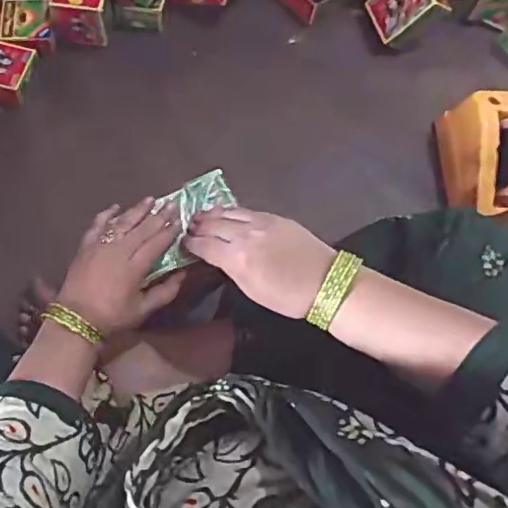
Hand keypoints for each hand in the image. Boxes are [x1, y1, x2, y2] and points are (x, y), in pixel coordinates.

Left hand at [51, 199, 185, 338]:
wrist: (75, 318)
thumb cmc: (112, 316)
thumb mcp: (142, 310)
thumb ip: (165, 292)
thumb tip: (182, 275)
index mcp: (134, 267)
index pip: (157, 242)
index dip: (170, 230)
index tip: (181, 218)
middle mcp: (119, 251)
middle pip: (142, 228)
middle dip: (159, 214)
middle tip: (172, 202)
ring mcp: (100, 246)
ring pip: (122, 222)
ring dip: (136, 210)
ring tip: (150, 200)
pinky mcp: (86, 246)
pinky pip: (98, 225)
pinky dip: (107, 215)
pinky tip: (115, 207)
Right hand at [184, 207, 336, 319]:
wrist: (324, 282)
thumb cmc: (286, 296)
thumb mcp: (251, 290)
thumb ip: (230, 269)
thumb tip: (217, 257)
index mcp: (237, 258)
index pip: (204, 245)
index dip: (190, 244)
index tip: (183, 243)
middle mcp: (245, 235)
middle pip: (213, 225)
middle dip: (198, 226)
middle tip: (188, 227)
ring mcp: (261, 222)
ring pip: (228, 213)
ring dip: (212, 214)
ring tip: (201, 216)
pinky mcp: (274, 217)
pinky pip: (246, 211)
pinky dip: (231, 211)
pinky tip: (226, 213)